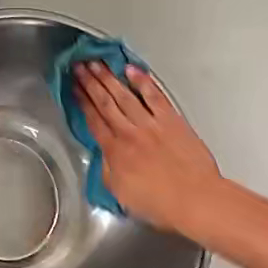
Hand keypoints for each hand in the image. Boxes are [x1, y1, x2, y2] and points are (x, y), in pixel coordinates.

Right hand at [74, 62, 221, 235]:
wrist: (195, 199)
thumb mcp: (121, 193)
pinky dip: (143, 81)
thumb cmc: (160, 203)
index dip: (81, 101)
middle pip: (105, 102)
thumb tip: (104, 157)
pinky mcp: (172, 120)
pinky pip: (154, 96)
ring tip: (96, 63)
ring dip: (109, 77)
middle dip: (90, 82)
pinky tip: (132, 70)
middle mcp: (129, 132)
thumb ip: (108, 170)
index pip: (92, 119)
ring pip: (124, 95)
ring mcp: (151, 124)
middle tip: (79, 67)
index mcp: (114, 151)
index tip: (73, 88)